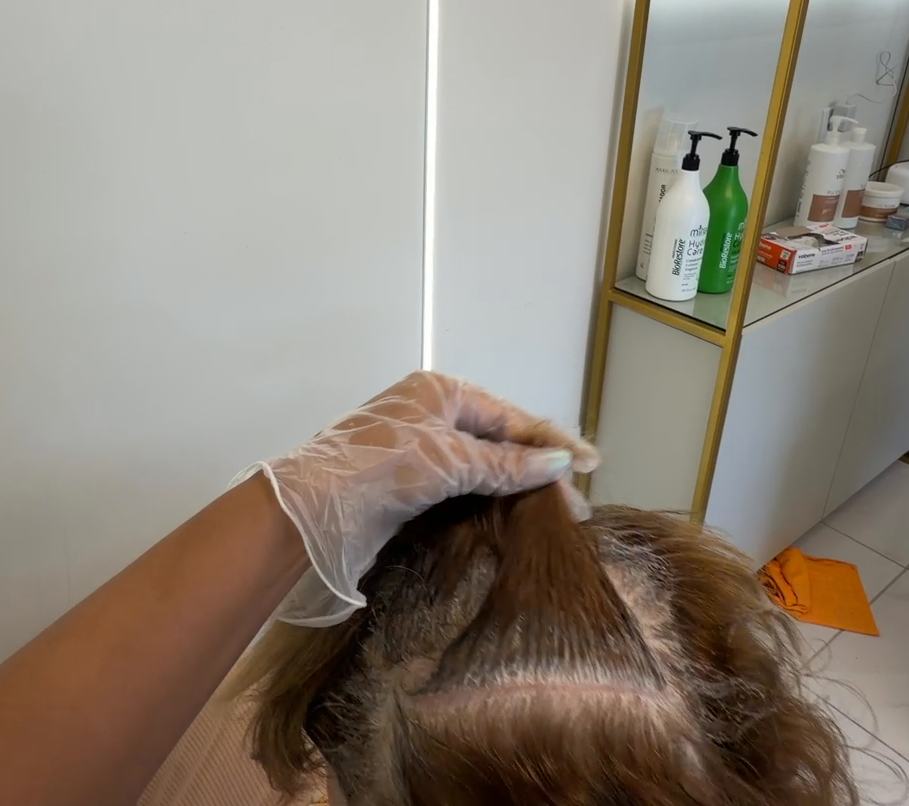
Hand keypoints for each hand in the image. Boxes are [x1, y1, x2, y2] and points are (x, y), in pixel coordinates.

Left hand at [238, 371, 598, 626]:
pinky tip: (512, 518)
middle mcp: (431, 414)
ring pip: (480, 466)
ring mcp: (419, 449)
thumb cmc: (383, 466)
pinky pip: (461, 487)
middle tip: (576, 505)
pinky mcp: (409, 483)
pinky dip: (488, 500)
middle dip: (536, 468)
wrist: (316, 507)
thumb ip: (506, 464)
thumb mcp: (450, 459)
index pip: (508, 415)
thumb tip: (561, 463)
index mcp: (440, 391)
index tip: (591, 463)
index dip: (551, 440)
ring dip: (515, 488)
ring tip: (555, 514)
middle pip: (497, 439)